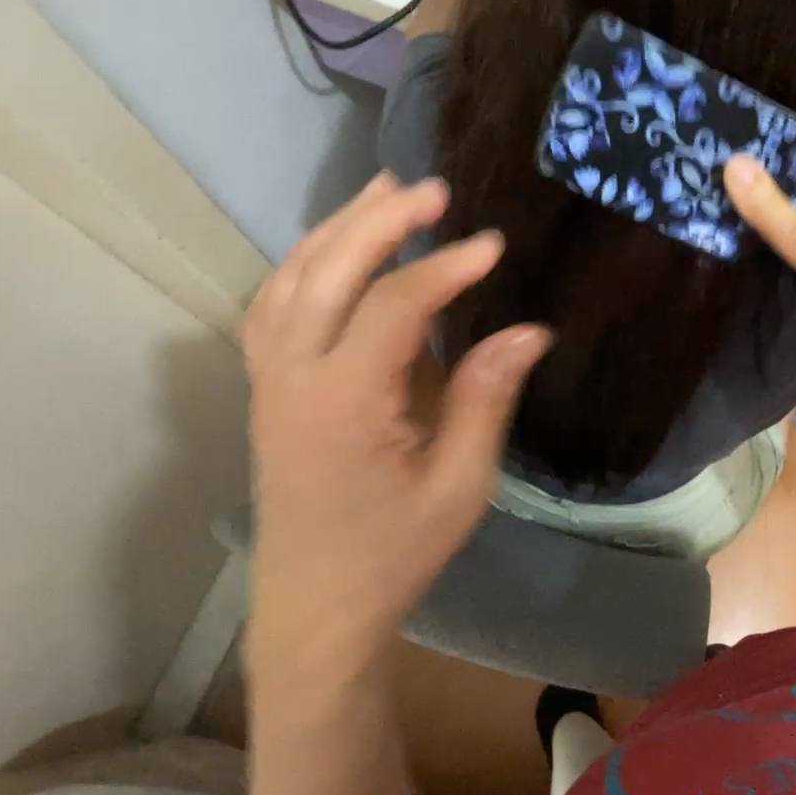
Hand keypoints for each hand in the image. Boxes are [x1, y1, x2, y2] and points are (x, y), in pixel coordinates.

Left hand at [241, 173, 550, 668]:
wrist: (315, 604)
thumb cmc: (395, 550)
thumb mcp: (459, 484)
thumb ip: (485, 399)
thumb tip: (528, 330)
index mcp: (344, 403)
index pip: (392, 306)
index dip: (445, 268)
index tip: (494, 245)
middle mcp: (293, 377)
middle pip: (327, 272)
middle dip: (380, 222)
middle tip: (433, 189)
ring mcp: (269, 380)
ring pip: (290, 279)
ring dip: (335, 230)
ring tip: (383, 193)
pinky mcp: (267, 388)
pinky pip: (275, 305)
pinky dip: (305, 264)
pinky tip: (335, 251)